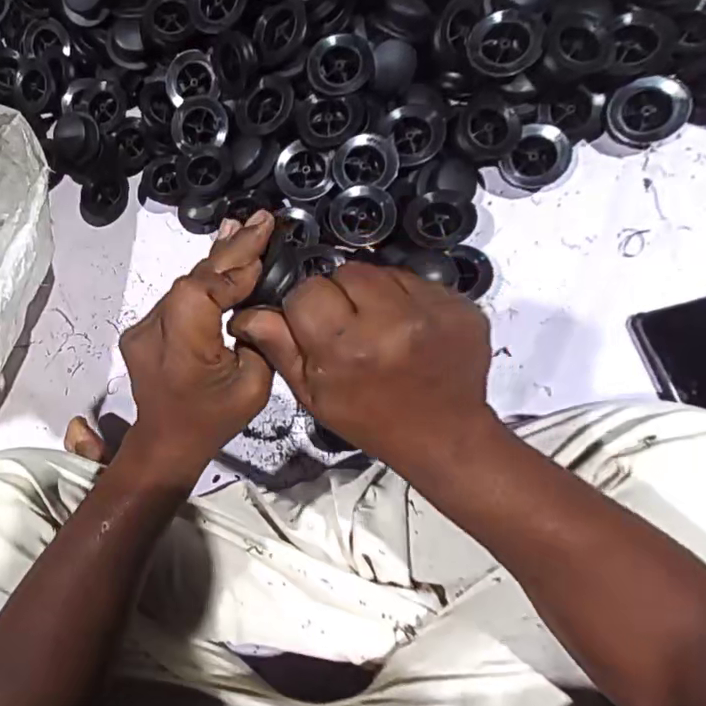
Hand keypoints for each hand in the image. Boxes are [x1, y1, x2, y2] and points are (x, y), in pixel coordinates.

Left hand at [115, 211, 276, 482]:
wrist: (167, 441)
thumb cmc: (212, 420)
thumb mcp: (254, 386)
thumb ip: (258, 338)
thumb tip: (254, 304)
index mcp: (182, 347)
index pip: (205, 290)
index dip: (236, 268)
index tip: (264, 243)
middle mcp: (153, 330)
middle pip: (193, 278)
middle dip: (230, 250)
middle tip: (259, 220)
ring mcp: (143, 328)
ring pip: (183, 284)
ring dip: (215, 260)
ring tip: (242, 230)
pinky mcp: (142, 330)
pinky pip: (176, 298)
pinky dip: (201, 279)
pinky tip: (219, 257)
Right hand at [231, 262, 495, 474]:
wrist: (442, 434)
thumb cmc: (372, 420)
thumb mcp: (313, 395)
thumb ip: (279, 348)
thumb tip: (248, 315)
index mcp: (346, 347)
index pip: (306, 291)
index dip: (305, 307)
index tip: (315, 327)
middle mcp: (389, 322)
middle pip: (344, 272)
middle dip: (339, 295)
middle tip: (348, 328)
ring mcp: (428, 310)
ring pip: (380, 271)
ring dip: (372, 293)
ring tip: (379, 328)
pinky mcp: (457, 304)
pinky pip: (415, 279)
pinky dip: (404, 298)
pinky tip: (406, 328)